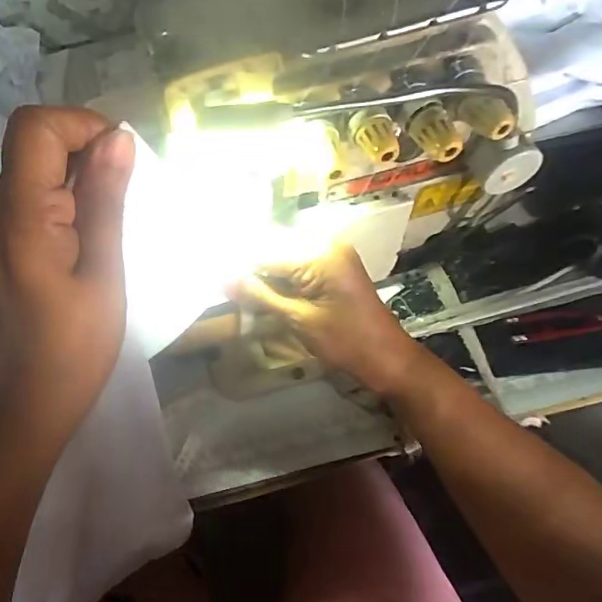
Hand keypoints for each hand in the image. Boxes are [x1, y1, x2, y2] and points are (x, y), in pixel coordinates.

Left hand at [0, 105, 133, 450]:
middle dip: (83, 150)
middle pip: (31, 145)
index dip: (79, 125)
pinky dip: (63, 200)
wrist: (29, 401)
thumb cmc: (75, 346)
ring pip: (31, 171)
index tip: (118, 158)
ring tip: (109, 222)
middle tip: (123, 194)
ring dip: (75, 177)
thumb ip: (106, 201)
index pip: (33, 127)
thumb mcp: (104, 271)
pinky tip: (87, 237)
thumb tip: (118, 138)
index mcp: (18, 216)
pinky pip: (29, 200)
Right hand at [228, 245, 427, 398]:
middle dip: (248, 264)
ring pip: (283, 254)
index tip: (213, 275)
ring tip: (234, 285)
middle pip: (274, 246)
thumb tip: (224, 279)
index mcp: (320, 253)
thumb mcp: (299, 319)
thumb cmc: (347, 341)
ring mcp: (332, 253)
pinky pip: (297, 262)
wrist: (388, 357)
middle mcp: (326, 243)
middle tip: (221, 281)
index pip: (266, 251)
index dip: (237, 265)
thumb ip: (261, 295)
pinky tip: (260, 289)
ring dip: (261, 270)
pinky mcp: (333, 265)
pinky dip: (279, 275)